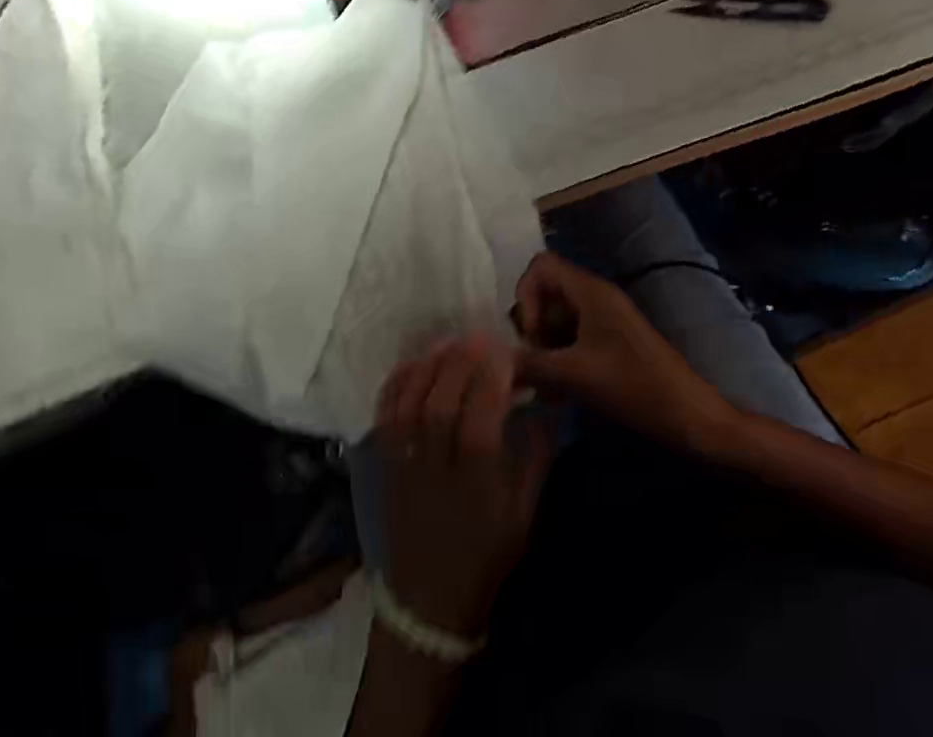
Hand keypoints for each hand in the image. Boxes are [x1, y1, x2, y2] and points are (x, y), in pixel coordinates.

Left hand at [375, 334, 549, 635]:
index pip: (479, 423)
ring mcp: (404, 467)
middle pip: (438, 408)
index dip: (490, 383)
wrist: (431, 597)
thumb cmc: (487, 553)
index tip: (504, 353)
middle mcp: (435, 471)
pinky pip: (384, 421)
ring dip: (426, 369)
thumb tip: (549, 405)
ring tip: (448, 342)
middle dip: (458, 365)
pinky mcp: (385, 467)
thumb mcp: (525, 512)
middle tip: (477, 335)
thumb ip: (536, 456)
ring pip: (408, 409)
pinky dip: (395, 387)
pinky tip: (412, 365)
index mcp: (475, 486)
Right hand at [512, 251, 743, 455]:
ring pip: (555, 321)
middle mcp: (595, 298)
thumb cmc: (634, 386)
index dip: (525, 296)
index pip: (541, 267)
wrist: (687, 414)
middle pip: (545, 296)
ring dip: (543, 351)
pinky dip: (558, 361)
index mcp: (591, 292)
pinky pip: (570, 340)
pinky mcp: (608, 343)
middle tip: (532, 366)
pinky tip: (557, 393)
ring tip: (543, 388)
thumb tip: (492, 361)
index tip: (530, 336)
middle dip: (531, 329)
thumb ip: (530, 364)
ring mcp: (603, 321)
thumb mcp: (576, 374)